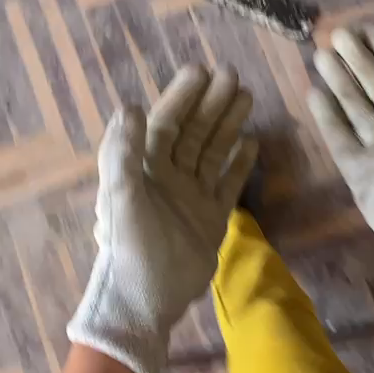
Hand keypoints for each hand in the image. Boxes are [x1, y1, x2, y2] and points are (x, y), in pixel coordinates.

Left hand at [67, 65, 257, 372]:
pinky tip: (253, 142)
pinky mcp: (211, 218)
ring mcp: (191, 196)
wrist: (147, 301)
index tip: (201, 71)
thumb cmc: (130, 246)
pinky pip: (227, 184)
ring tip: (247, 96)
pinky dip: (239, 163)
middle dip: (210, 103)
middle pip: (193, 132)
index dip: (181, 97)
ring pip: (212, 152)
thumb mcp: (120, 196)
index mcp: (143, 167)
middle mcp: (167, 176)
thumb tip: (130, 106)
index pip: (165, 123)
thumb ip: (122, 151)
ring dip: (227, 124)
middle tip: (233, 75)